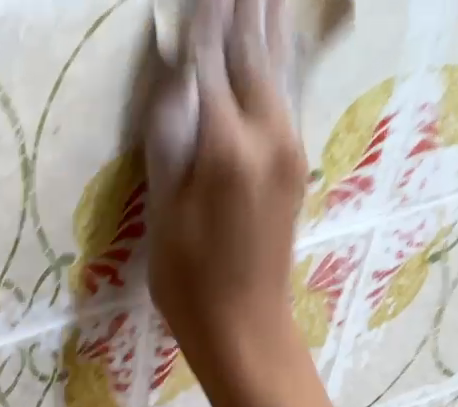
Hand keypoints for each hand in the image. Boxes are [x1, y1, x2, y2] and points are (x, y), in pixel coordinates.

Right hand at [145, 0, 307, 386]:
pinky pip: (285, 92)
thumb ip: (170, 145)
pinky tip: (274, 39)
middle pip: (252, 55)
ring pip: (277, 68)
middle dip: (241, 10)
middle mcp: (268, 134)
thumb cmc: (187, 281)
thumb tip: (176, 85)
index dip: (200, 27)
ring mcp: (288, 145)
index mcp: (226, 148)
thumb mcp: (163, 217)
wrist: (244, 324)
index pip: (210, 67)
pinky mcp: (294, 161)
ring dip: (266, 23)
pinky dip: (275, 58)